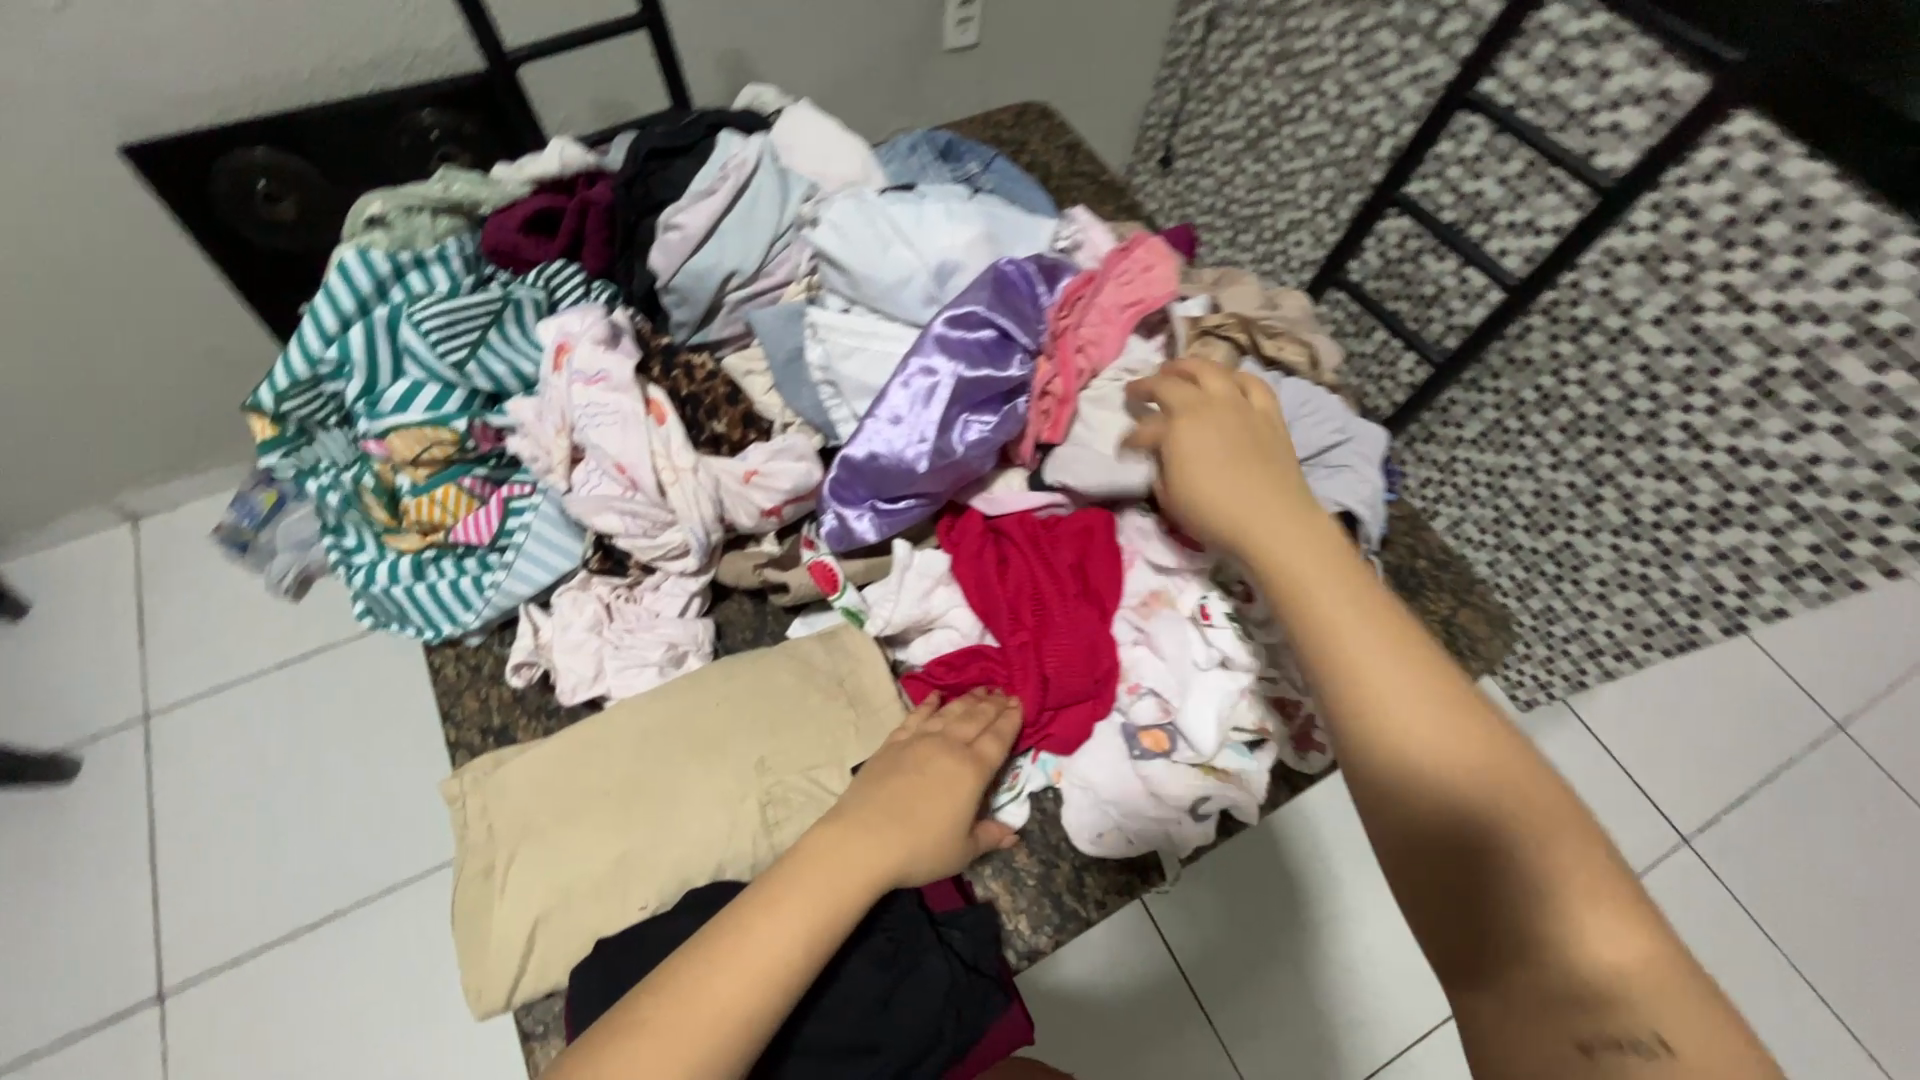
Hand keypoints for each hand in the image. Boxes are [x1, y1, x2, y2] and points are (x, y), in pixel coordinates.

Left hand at [813, 689, 1022, 891]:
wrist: (862, 840)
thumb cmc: (919, 849)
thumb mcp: (962, 851)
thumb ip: (989, 837)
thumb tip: (1013, 834)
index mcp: (972, 771)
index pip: (998, 738)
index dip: (1011, 720)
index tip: (1019, 704)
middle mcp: (948, 747)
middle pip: (975, 718)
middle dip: (993, 704)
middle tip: (1004, 693)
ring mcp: (918, 741)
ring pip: (949, 712)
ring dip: (967, 699)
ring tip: (980, 690)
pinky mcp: (892, 743)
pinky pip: (916, 717)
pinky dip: (928, 704)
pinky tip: (935, 696)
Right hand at [1122, 355, 1321, 557]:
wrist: (1271, 521)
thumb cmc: (1212, 514)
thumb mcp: (1169, 497)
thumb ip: (1160, 468)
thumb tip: (1161, 456)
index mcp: (1176, 427)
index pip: (1143, 428)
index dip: (1130, 438)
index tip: (1124, 449)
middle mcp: (1205, 405)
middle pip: (1170, 384)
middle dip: (1147, 385)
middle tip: (1136, 390)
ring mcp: (1239, 405)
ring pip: (1210, 370)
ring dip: (1187, 366)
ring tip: (1176, 370)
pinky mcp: (1268, 413)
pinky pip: (1251, 383)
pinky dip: (1235, 378)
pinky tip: (1228, 381)